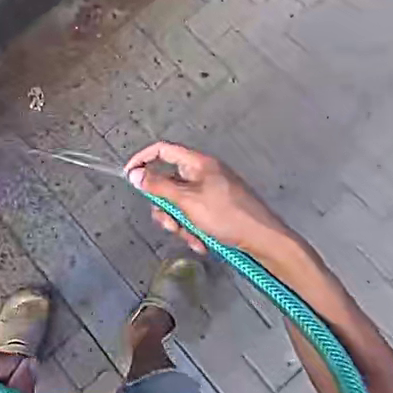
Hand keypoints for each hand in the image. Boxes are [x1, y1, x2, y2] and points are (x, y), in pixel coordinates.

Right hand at [124, 142, 298, 262]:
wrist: (263, 239)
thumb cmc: (226, 215)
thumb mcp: (187, 202)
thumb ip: (158, 187)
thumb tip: (134, 174)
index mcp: (197, 163)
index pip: (162, 150)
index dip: (142, 160)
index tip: (129, 176)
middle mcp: (203, 173)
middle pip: (168, 183)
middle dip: (165, 207)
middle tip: (169, 223)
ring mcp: (211, 191)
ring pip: (179, 204)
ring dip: (180, 223)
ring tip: (192, 237)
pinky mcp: (217, 208)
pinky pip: (194, 215)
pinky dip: (193, 229)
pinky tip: (202, 242)